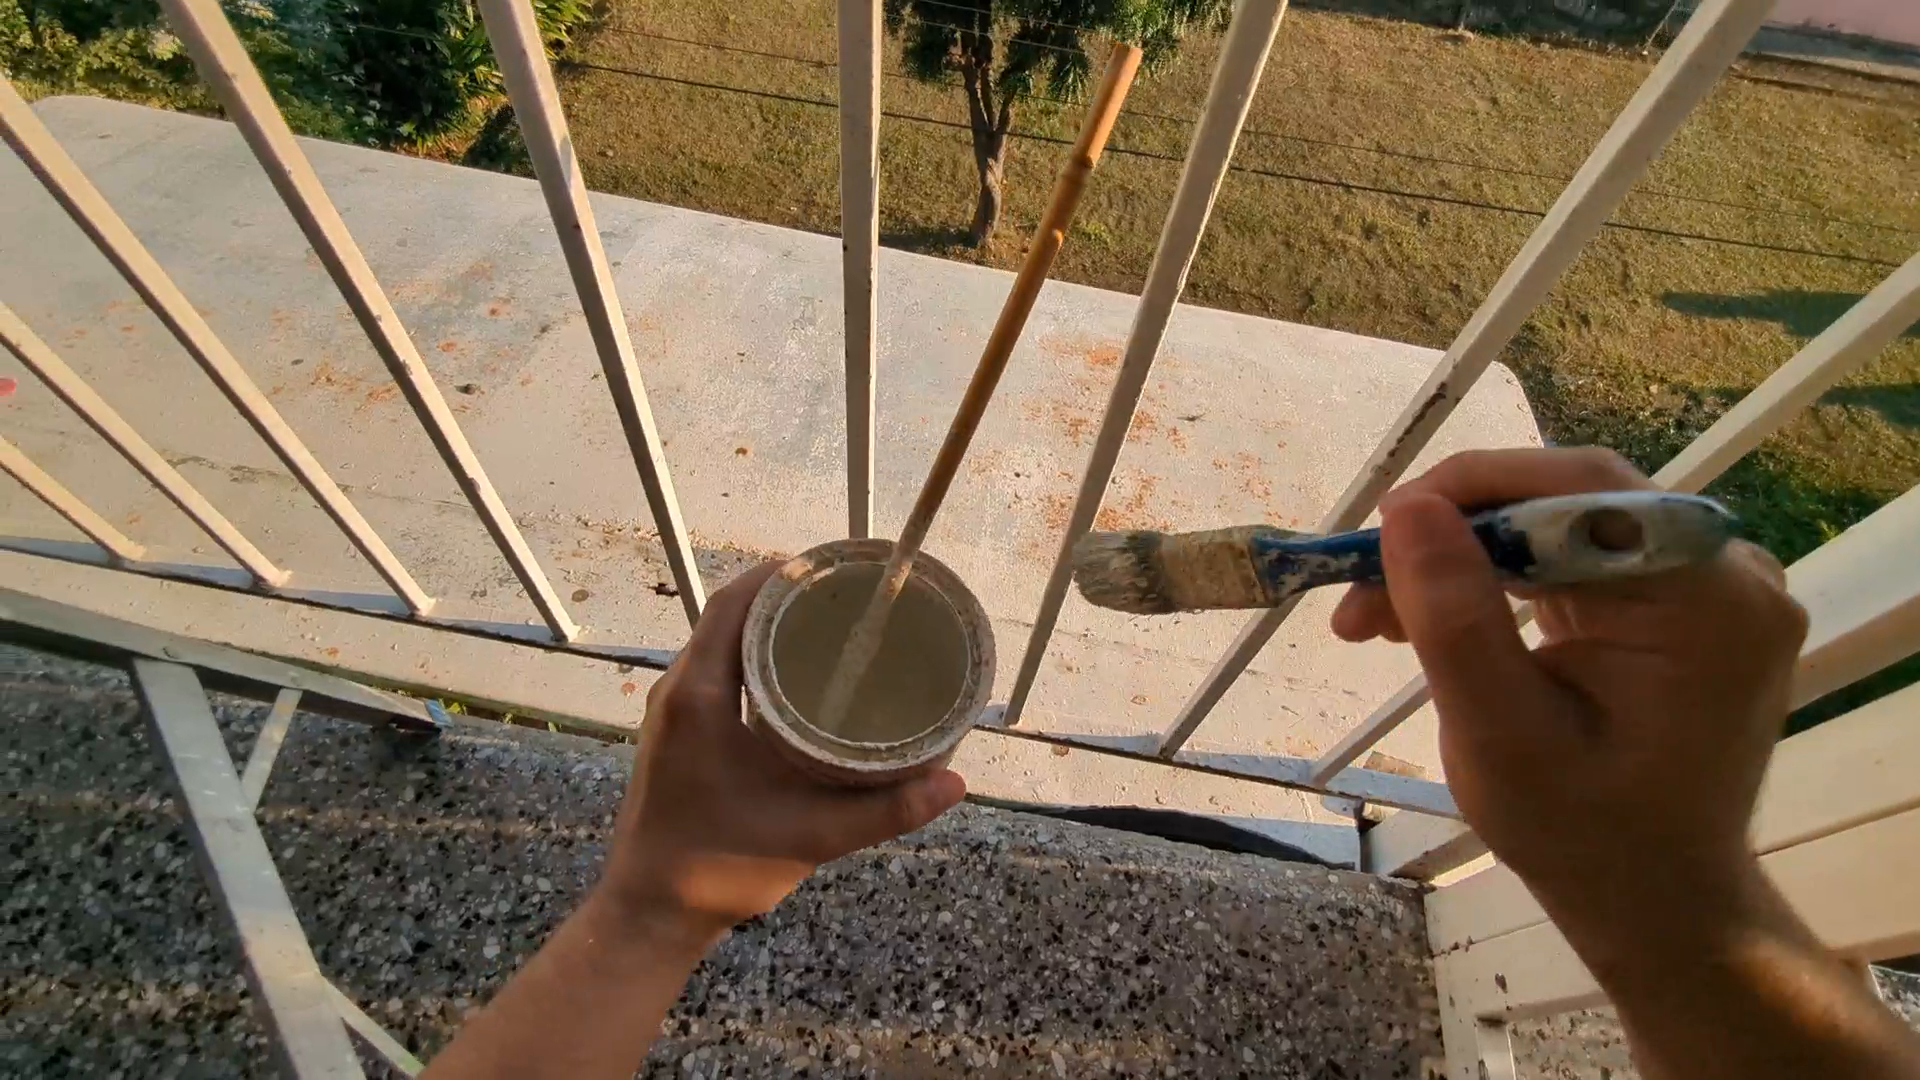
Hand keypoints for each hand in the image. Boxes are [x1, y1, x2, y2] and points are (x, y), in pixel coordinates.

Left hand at [595, 563, 966, 943]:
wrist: (650, 915)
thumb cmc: (721, 867)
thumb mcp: (812, 836)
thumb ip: (886, 811)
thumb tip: (956, 783)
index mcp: (700, 696)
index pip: (733, 606)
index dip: (779, 574)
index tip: (831, 566)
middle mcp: (679, 689)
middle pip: (728, 613)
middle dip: (783, 592)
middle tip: (844, 592)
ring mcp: (673, 709)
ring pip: (719, 638)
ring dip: (766, 620)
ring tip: (827, 620)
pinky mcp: (678, 728)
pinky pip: (715, 665)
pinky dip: (752, 649)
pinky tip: (795, 671)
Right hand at [1331, 448, 1806, 942]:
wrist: (1642, 890)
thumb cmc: (1574, 826)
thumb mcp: (1495, 727)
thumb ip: (1453, 615)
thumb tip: (1405, 507)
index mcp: (1704, 601)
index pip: (1578, 488)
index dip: (1468, 487)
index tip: (1376, 529)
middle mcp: (1718, 574)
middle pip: (1557, 502)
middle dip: (1445, 535)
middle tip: (1358, 587)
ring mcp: (1693, 587)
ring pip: (1542, 528)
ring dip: (1448, 562)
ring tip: (1372, 619)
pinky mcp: (1659, 604)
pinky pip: (1551, 559)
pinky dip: (1477, 581)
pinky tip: (1423, 621)